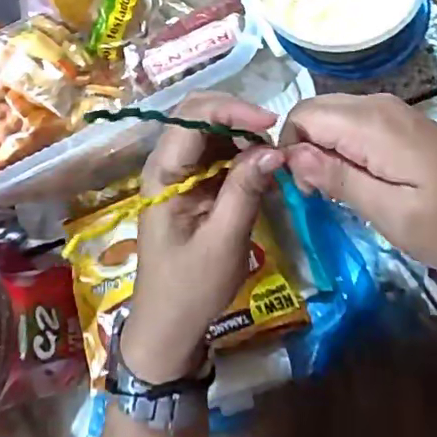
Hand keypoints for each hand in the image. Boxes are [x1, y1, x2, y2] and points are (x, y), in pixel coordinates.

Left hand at [122, 94, 283, 383]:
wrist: (168, 327)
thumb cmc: (191, 289)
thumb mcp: (224, 242)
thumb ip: (245, 191)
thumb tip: (274, 149)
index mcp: (163, 171)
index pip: (192, 116)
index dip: (231, 109)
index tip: (270, 122)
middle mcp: (166, 161)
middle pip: (198, 113)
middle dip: (237, 115)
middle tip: (273, 137)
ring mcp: (178, 170)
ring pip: (209, 129)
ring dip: (241, 133)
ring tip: (271, 156)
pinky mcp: (191, 182)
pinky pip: (215, 151)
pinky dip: (240, 152)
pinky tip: (260, 169)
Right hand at [279, 93, 436, 277]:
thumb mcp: (396, 216)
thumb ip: (339, 180)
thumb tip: (291, 155)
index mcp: (370, 124)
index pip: (301, 115)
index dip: (289, 150)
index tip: (306, 192)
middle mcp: (376, 106)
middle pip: (314, 110)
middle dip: (302, 147)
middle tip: (320, 195)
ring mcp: (393, 112)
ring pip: (333, 116)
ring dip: (322, 149)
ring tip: (340, 192)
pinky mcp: (404, 124)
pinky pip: (354, 124)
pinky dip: (344, 148)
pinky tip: (363, 181)